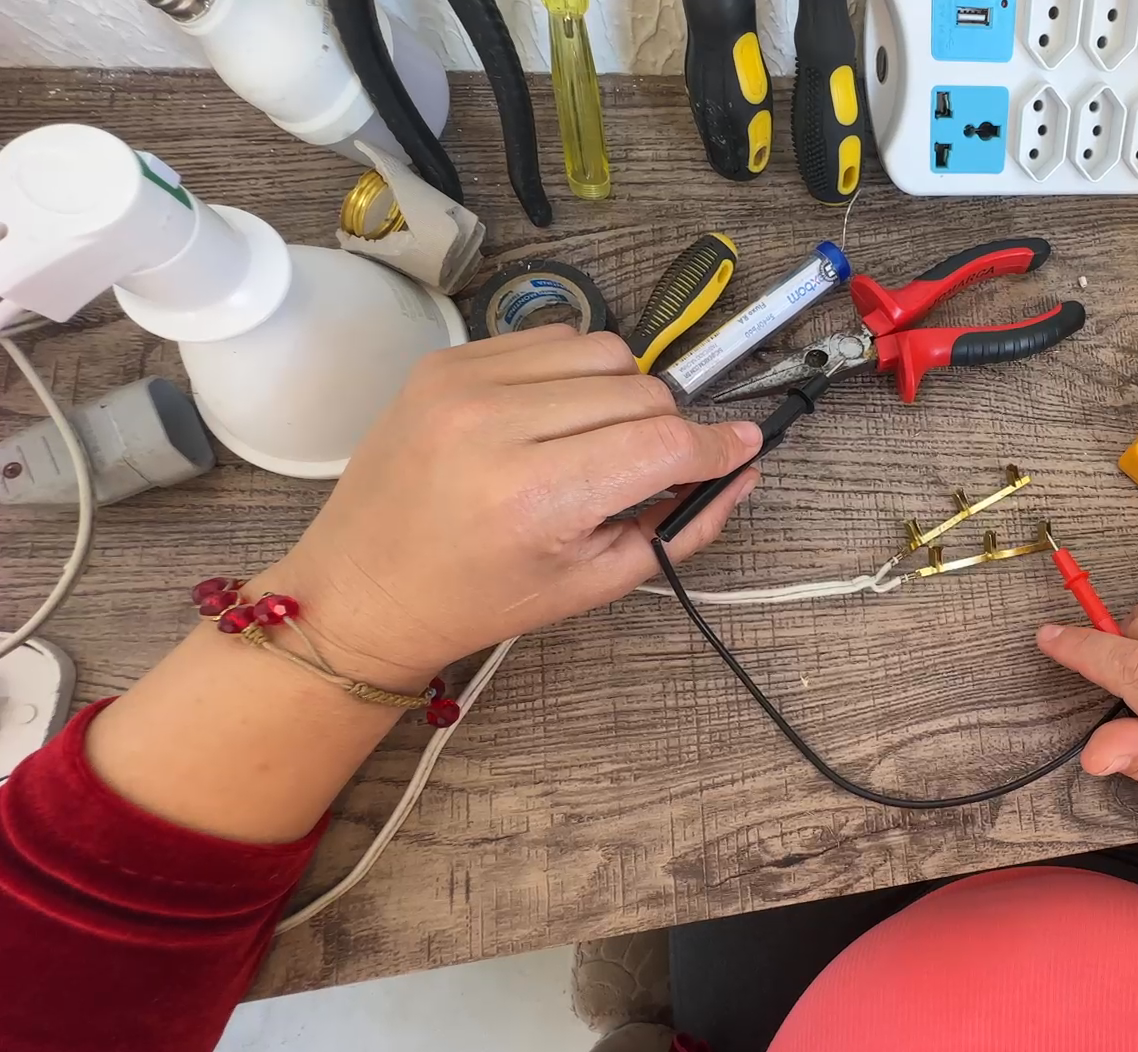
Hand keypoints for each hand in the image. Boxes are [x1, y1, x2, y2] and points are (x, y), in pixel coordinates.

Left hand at [256, 327, 761, 688]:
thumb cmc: (491, 598)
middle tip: (654, 470)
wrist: (364, 588)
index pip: (664, 444)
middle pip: (645, 394)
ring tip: (605, 438)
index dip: (718, 446)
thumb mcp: (602, 580)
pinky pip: (558, 337)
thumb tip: (743, 471)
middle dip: (672, 431)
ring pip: (611, 353)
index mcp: (537, 498)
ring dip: (631, 395)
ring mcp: (466, 380)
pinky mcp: (448, 358)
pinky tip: (563, 414)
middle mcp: (498, 425)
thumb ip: (686, 526)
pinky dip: (583, 372)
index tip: (743, 448)